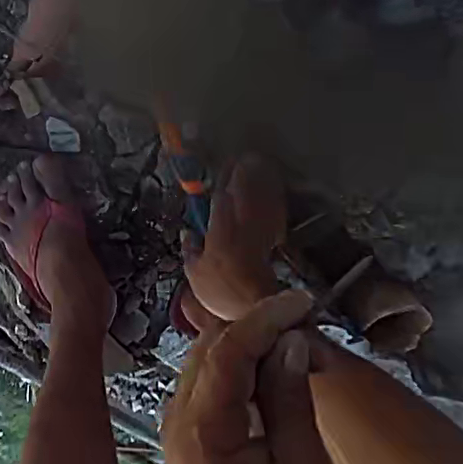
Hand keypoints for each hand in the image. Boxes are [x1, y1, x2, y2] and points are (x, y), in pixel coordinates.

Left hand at [154, 289, 316, 463]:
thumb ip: (292, 403)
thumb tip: (293, 341)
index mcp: (202, 431)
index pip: (228, 349)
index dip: (266, 317)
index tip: (306, 301)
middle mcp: (178, 419)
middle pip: (212, 346)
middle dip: (258, 325)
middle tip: (308, 321)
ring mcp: (179, 426)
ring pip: (211, 359)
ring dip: (252, 343)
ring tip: (299, 340)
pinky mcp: (189, 435)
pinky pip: (215, 381)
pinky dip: (245, 366)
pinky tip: (277, 370)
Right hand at [183, 158, 286, 325]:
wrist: (255, 307)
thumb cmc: (223, 292)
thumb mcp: (195, 273)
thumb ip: (190, 251)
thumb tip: (187, 236)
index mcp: (220, 231)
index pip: (222, 196)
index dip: (224, 179)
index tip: (225, 164)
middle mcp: (242, 226)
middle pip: (246, 191)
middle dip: (246, 172)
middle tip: (247, 156)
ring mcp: (261, 232)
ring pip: (262, 198)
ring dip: (262, 181)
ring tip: (261, 165)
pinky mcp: (272, 241)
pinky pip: (274, 215)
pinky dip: (274, 201)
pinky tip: (274, 194)